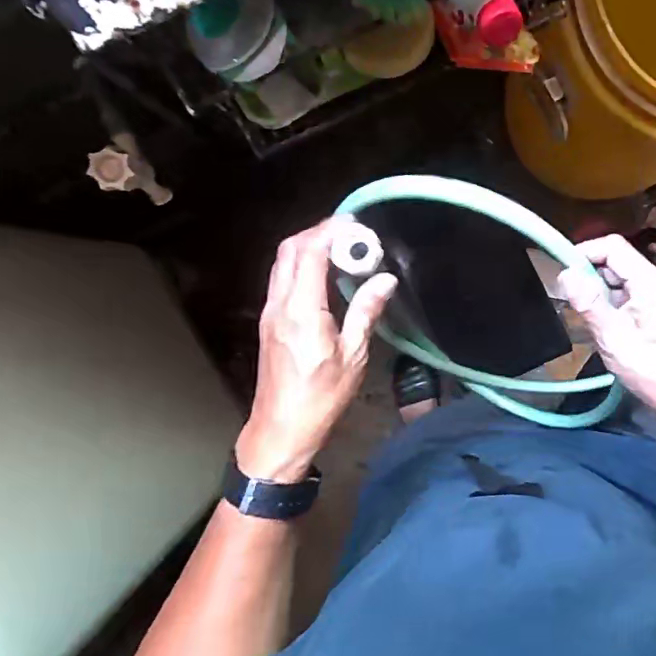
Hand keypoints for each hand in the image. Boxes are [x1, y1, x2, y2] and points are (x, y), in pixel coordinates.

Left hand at [236, 219, 398, 481]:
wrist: (281, 428)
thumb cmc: (320, 399)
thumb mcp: (353, 357)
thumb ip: (366, 312)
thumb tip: (385, 280)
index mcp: (301, 311)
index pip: (310, 253)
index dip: (332, 232)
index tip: (357, 227)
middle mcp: (279, 305)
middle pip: (290, 250)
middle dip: (319, 233)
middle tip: (351, 235)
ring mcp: (270, 313)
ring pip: (283, 263)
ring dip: (308, 248)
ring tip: (341, 250)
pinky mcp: (269, 323)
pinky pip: (282, 280)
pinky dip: (302, 266)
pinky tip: (325, 276)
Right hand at [556, 235, 655, 424]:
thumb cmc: (648, 367)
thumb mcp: (611, 335)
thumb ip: (588, 302)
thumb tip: (565, 274)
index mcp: (650, 282)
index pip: (613, 247)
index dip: (585, 252)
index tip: (563, 271)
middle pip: (617, 260)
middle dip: (589, 274)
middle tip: (571, 299)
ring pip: (620, 277)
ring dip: (598, 290)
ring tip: (586, 315)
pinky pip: (628, 293)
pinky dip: (610, 301)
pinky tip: (602, 323)